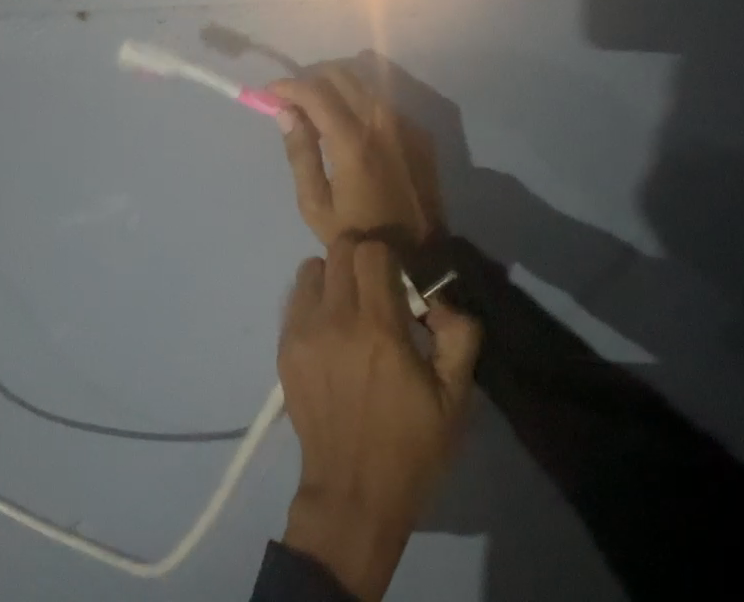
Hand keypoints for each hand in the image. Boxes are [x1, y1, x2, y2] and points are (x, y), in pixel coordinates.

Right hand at [270, 63, 445, 249]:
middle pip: (342, 72)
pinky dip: (361, 94)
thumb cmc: (357, 233)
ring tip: (320, 101)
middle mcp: (382, 121)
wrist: (417, 254)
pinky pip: (385, 96)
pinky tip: (351, 117)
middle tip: (294, 97)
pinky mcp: (419, 129)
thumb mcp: (315, 204)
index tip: (270, 93)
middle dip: (312, 76)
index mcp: (353, 142)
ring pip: (367, 76)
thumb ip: (300, 154)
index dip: (288, 86)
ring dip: (337, 80)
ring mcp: (405, 122)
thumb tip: (286, 113)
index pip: (315, 91)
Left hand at [276, 237, 481, 600]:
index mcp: (379, 328)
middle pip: (340, 250)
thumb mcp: (456, 396)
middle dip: (364, 259)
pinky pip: (296, 300)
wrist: (352, 493)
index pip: (372, 251)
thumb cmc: (411, 446)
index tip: (404, 278)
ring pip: (312, 269)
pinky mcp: (284, 349)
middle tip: (381, 287)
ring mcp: (302, 333)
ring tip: (353, 308)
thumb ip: (459, 333)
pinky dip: (315, 301)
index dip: (392, 256)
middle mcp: (334, 320)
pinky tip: (332, 331)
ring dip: (335, 277)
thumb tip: (439, 298)